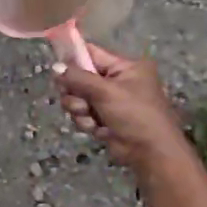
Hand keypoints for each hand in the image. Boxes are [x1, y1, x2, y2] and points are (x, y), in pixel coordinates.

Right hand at [54, 43, 188, 171]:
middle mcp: (116, 81)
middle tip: (79, 101)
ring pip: (78, 98)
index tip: (56, 66)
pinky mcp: (103, 118)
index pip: (92, 53)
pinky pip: (83, 114)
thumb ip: (78, 78)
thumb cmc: (135, 115)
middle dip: (75, 92)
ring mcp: (109, 101)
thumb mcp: (106, 92)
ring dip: (80, 110)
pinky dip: (86, 122)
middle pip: (79, 77)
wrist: (151, 152)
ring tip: (91, 118)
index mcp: (124, 67)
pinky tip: (97, 129)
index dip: (72, 57)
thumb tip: (55, 67)